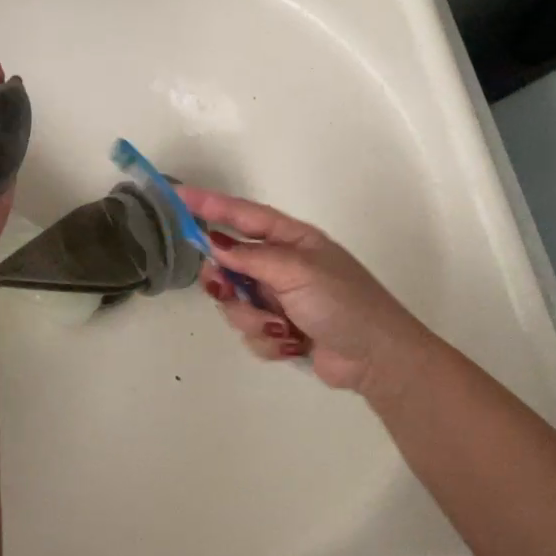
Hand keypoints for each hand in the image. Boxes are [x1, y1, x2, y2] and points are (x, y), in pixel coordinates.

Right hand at [179, 185, 434, 392]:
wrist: (377, 360)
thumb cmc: (345, 304)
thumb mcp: (298, 271)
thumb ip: (252, 257)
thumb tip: (214, 243)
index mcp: (291, 240)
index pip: (242, 216)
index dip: (210, 205)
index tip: (177, 196)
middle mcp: (281, 266)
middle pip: (228, 264)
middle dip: (225, 281)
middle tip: (223, 288)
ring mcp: (279, 298)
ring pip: (234, 302)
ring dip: (252, 318)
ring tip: (279, 328)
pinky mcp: (278, 330)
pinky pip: (248, 331)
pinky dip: (266, 340)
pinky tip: (290, 344)